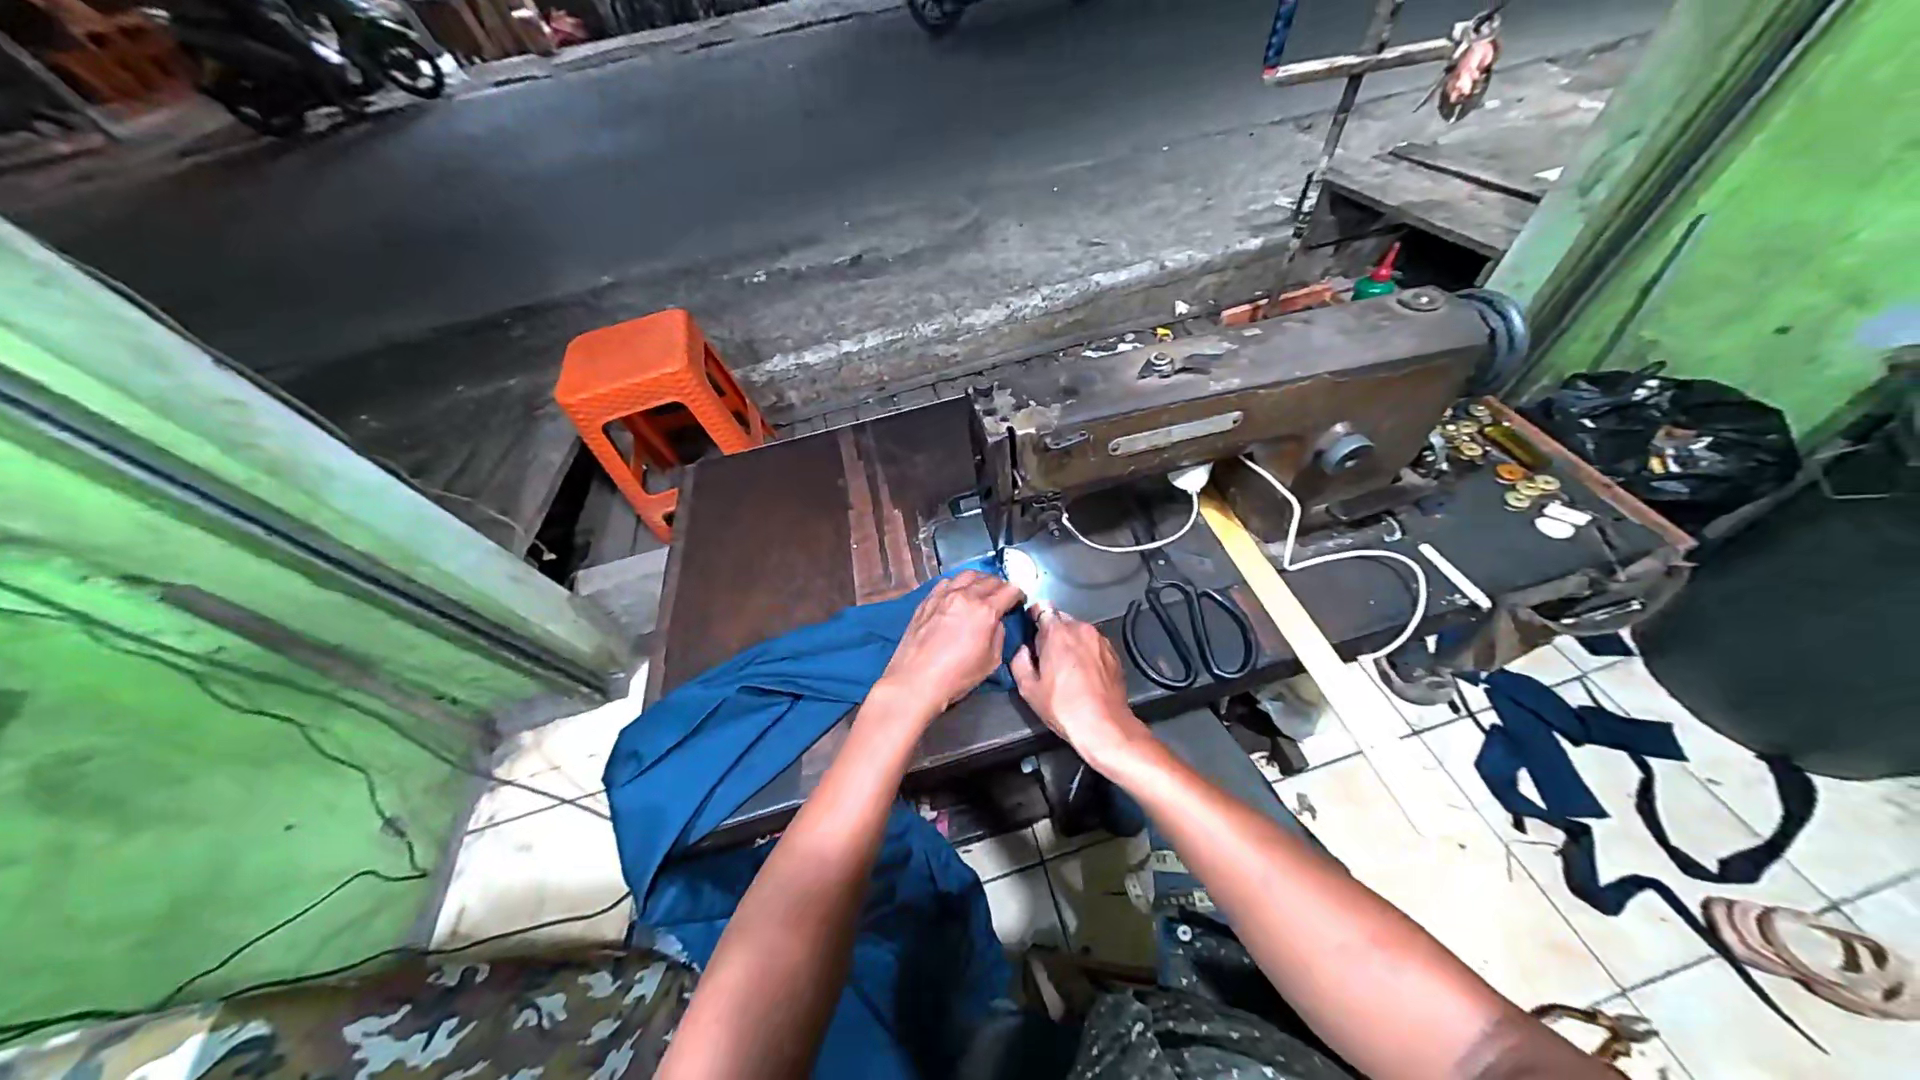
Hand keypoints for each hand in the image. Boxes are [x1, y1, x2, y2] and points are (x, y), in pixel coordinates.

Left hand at [875, 571, 1024, 716]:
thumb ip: (998, 634)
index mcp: (985, 610)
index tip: (1019, 601)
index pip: (1009, 590)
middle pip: (989, 579)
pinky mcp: (927, 600)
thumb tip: (995, 621)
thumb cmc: (957, 676)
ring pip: (966, 574)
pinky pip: (947, 582)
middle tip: (1002, 596)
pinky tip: (957, 593)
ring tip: (981, 589)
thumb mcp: (991, 661)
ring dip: (979, 579)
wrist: (916, 680)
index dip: (1018, 594)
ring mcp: (943, 595)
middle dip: (1000, 586)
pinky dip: (958, 583)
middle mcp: (965, 595)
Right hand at [1009, 607, 1155, 774]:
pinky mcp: (1113, 652)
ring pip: (1078, 631)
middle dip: (1051, 631)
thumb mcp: (1028, 688)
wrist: (1103, 724)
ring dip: (1070, 641)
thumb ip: (1019, 661)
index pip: (1042, 608)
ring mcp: (1100, 640)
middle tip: (1045, 654)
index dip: (1034, 617)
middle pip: (1061, 618)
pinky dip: (1086, 651)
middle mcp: (1081, 629)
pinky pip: (1093, 643)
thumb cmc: (1063, 707)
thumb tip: (1021, 650)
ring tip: (1065, 666)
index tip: (1031, 631)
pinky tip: (1083, 672)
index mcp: (1057, 633)